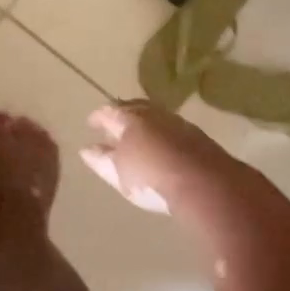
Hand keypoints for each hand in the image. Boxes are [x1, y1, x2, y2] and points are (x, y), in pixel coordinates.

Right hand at [80, 101, 244, 214]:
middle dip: (122, 114)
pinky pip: (170, 126)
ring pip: (154, 115)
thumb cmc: (151, 178)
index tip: (91, 123)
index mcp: (129, 119)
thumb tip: (87, 149)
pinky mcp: (195, 134)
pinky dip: (160, 131)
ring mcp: (176, 121)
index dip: (98, 117)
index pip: (109, 111)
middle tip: (114, 124)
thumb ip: (102, 160)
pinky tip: (161, 143)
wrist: (203, 182)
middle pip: (133, 108)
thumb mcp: (118, 173)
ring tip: (136, 133)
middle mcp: (152, 113)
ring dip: (143, 122)